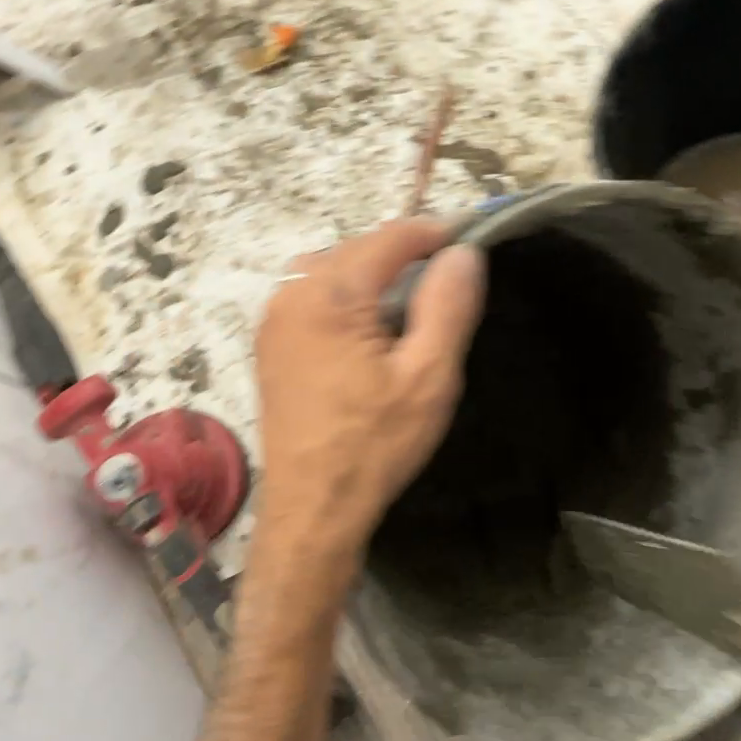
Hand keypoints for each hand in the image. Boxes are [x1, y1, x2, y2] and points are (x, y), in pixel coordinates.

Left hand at [253, 219, 485, 569]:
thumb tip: (463, 253)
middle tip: (447, 281)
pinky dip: (347, 299)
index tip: (471, 238)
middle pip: (358, 250)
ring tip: (411, 307)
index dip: (434, 233)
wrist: (311, 507)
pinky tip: (370, 333)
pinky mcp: (270, 345)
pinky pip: (313, 298)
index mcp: (330, 295)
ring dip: (374, 277)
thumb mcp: (428, 376)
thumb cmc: (374, 444)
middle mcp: (292, 294)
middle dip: (403, 255)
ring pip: (333, 271)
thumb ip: (447, 306)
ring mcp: (274, 319)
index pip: (389, 238)